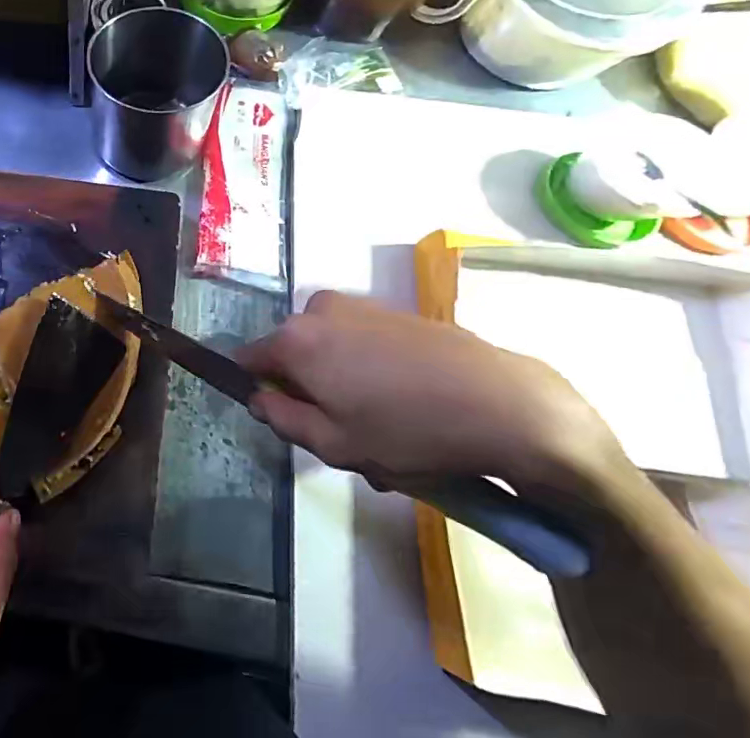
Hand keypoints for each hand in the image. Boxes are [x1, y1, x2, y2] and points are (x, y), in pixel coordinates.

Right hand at [239, 291, 630, 492]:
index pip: (250, 358)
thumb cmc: (407, 430)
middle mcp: (324, 310)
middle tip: (343, 439)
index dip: (256, 390)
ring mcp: (363, 306)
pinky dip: (371, 376)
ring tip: (383, 435)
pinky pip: (362, 345)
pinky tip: (407, 412)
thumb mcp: (334, 444)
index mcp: (299, 338)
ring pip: (331, 353)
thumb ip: (283, 418)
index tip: (281, 420)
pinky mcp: (396, 312)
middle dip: (310, 394)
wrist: (498, 402)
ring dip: (344, 390)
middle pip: (294, 355)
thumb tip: (259, 397)